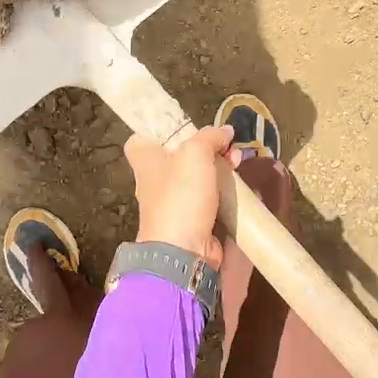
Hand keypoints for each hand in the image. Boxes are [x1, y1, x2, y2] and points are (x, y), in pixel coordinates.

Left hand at [124, 125, 233, 268]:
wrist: (183, 250)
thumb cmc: (180, 195)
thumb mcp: (195, 153)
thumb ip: (210, 136)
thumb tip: (225, 131)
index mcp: (145, 161)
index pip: (140, 139)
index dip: (158, 131)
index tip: (182, 127)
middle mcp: (154, 180)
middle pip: (177, 155)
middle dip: (204, 147)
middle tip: (226, 146)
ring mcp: (172, 202)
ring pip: (195, 176)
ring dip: (216, 167)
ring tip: (237, 162)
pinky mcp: (191, 219)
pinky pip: (206, 197)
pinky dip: (220, 190)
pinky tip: (236, 183)